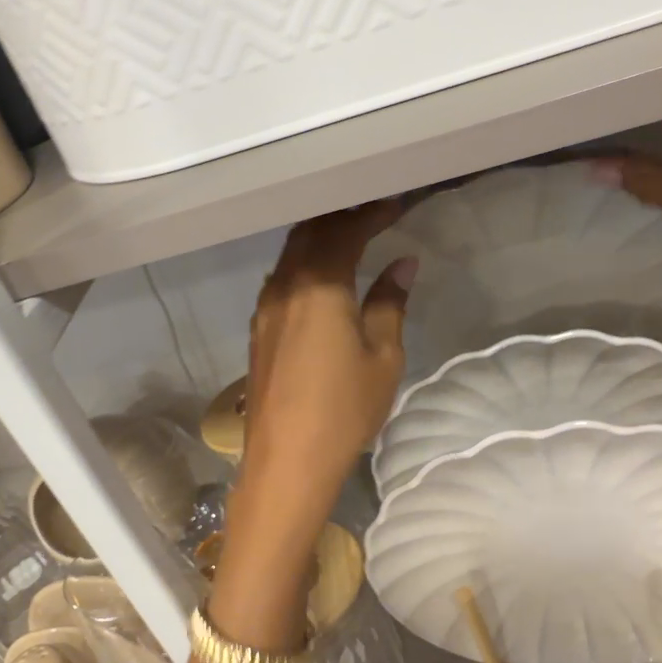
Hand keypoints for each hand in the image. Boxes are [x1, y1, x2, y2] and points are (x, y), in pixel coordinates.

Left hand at [239, 203, 413, 536]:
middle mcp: (284, 287)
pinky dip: (304, 263)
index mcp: (318, 286)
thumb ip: (389, 303)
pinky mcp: (258, 331)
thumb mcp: (382, 357)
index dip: (371, 213)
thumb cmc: (343, 410)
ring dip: (319, 238)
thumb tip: (402, 264)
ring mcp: (265, 309)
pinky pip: (281, 279)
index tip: (397, 202)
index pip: (344, 232)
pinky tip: (322, 275)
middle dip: (342, 217)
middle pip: (310, 234)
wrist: (286, 461)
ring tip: (351, 235)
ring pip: (290, 255)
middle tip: (374, 211)